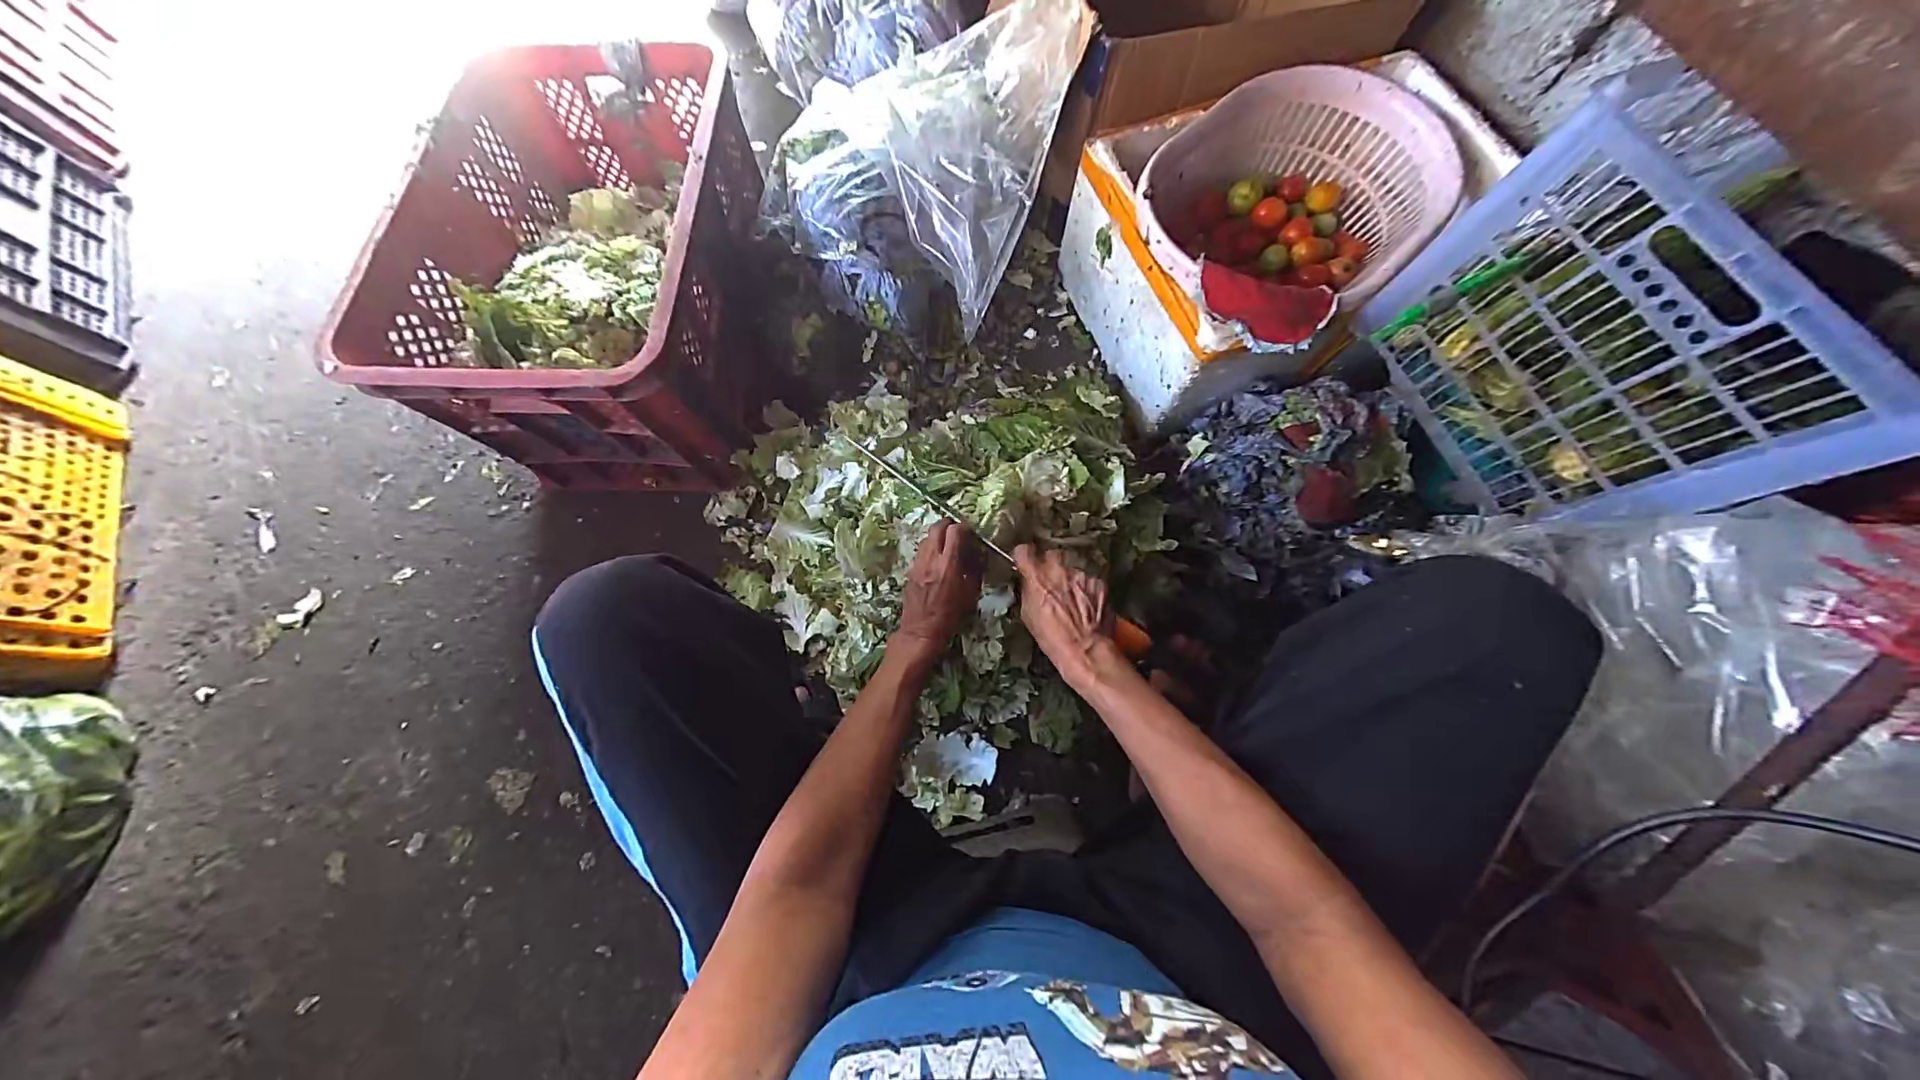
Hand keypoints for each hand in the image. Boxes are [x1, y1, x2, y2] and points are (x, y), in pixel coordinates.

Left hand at [894, 520, 982, 665]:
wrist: (921, 631)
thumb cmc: (950, 616)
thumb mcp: (970, 594)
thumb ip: (975, 570)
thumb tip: (978, 553)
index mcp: (948, 565)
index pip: (955, 531)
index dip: (964, 528)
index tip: (971, 533)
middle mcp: (931, 559)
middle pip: (937, 527)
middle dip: (949, 525)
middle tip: (958, 532)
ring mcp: (918, 563)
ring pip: (927, 537)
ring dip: (938, 536)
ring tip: (948, 546)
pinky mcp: (910, 570)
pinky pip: (921, 551)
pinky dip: (931, 548)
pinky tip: (938, 560)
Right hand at [1014, 544, 1115, 686]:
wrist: (1085, 648)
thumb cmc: (1052, 637)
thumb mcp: (1028, 614)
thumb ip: (1028, 589)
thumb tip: (1028, 580)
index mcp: (1036, 576)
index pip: (1024, 550)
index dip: (1025, 557)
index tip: (1027, 562)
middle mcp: (1059, 567)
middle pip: (1051, 554)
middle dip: (1051, 565)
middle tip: (1053, 581)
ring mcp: (1081, 571)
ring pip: (1073, 563)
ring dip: (1070, 574)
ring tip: (1072, 594)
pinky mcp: (1098, 579)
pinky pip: (1089, 575)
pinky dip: (1087, 585)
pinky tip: (1086, 600)